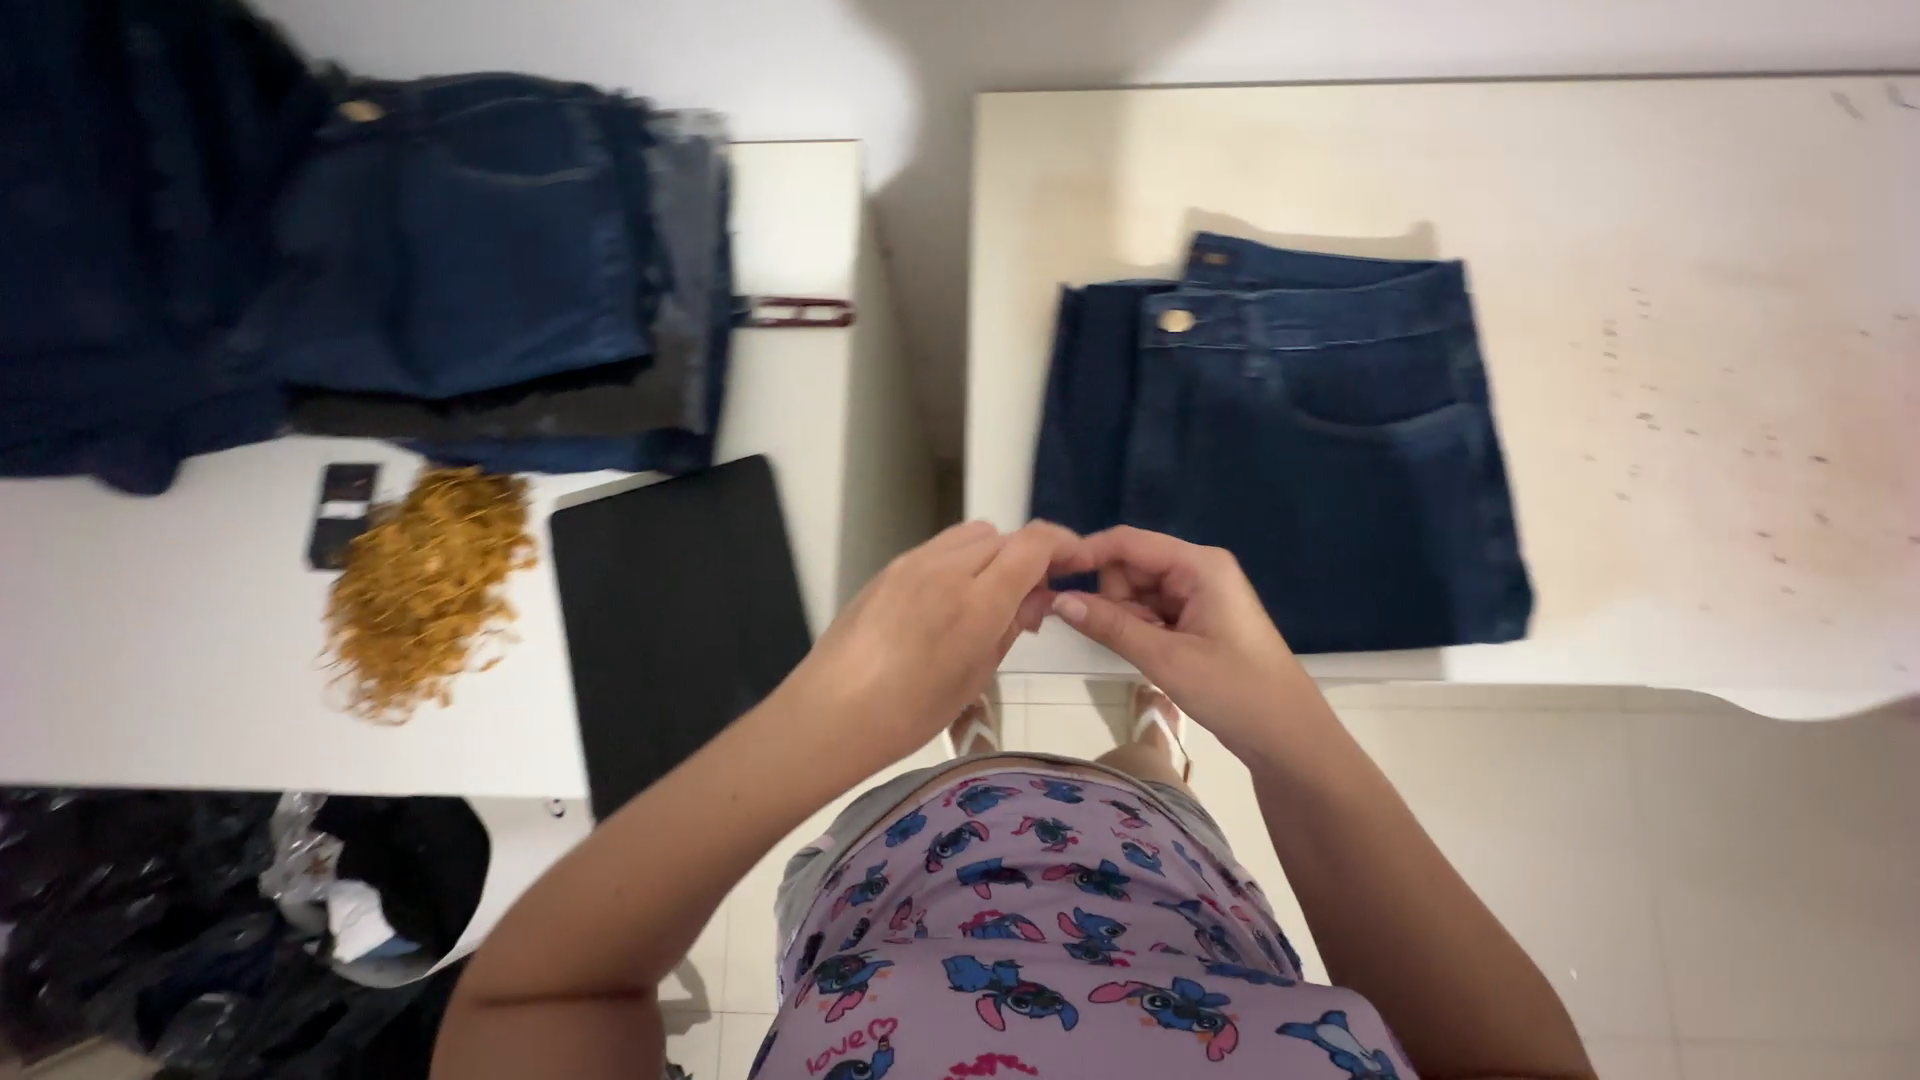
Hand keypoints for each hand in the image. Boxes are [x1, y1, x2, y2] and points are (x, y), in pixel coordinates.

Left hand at [785, 520, 1072, 762]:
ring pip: (972, 535)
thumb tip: (1036, 599)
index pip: (1034, 544)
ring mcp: (914, 562)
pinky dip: (960, 560)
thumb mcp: (975, 676)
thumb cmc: (910, 712)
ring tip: (988, 596)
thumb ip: (1010, 627)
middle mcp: (948, 567)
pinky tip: (950, 599)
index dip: (1063, 545)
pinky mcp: (890, 567)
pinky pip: (940, 548)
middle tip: (1030, 598)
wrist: (832, 712)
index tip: (1075, 562)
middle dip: (1028, 557)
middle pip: (1005, 536)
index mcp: (977, 600)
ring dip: (993, 554)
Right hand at [1050, 526, 1310, 754]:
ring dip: (1127, 619)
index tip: (1049, 576)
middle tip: (1126, 639)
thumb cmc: (1234, 691)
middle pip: (1130, 566)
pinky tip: (1153, 657)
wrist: (1287, 738)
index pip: (1128, 542)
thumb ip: (1109, 625)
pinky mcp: (1197, 619)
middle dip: (1113, 597)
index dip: (1086, 554)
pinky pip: (1152, 612)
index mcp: (1199, 564)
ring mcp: (1199, 595)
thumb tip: (1058, 600)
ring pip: (1137, 592)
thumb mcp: (1165, 658)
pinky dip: (1141, 630)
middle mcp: (1198, 570)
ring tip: (1149, 654)